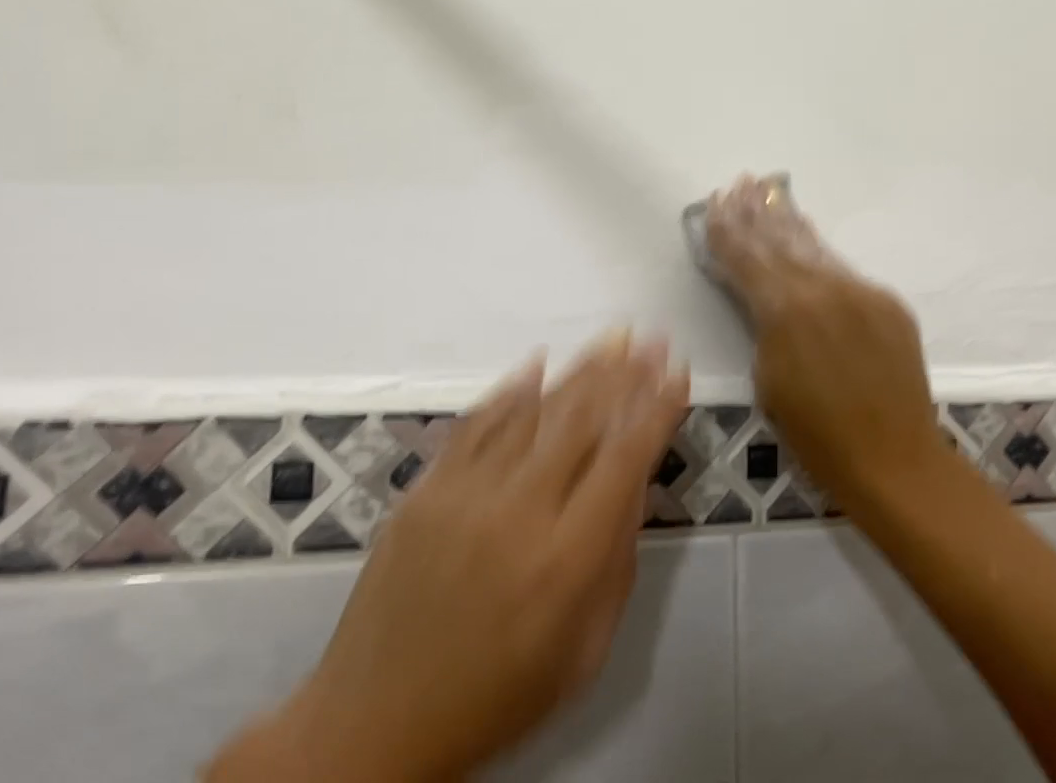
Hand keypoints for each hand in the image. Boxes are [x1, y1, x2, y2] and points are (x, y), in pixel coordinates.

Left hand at [206, 331, 689, 782]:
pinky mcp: (424, 492)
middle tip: (649, 336)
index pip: (624, 459)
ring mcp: (463, 495)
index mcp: (567, 558)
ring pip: (531, 414)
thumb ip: (615, 561)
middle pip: (580, 422)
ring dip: (576, 371)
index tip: (676, 373)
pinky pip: (474, 427)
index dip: (656, 409)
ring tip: (610, 339)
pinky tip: (535, 363)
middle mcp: (518, 511)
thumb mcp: (584, 649)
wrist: (378, 719)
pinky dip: (509, 391)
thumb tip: (634, 487)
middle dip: (622, 373)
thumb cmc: (499, 696)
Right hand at [705, 175, 944, 497]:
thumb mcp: (767, 380)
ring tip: (769, 191)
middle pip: (780, 242)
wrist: (893, 460)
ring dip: (788, 220)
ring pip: (815, 248)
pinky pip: (842, 269)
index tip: (713, 204)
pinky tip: (806, 236)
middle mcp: (825, 289)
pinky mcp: (888, 304)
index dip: (726, 232)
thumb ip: (762, 326)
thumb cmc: (814, 435)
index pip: (748, 259)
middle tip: (739, 184)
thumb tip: (761, 297)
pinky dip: (817, 250)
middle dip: (755, 214)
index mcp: (787, 311)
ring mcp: (862, 293)